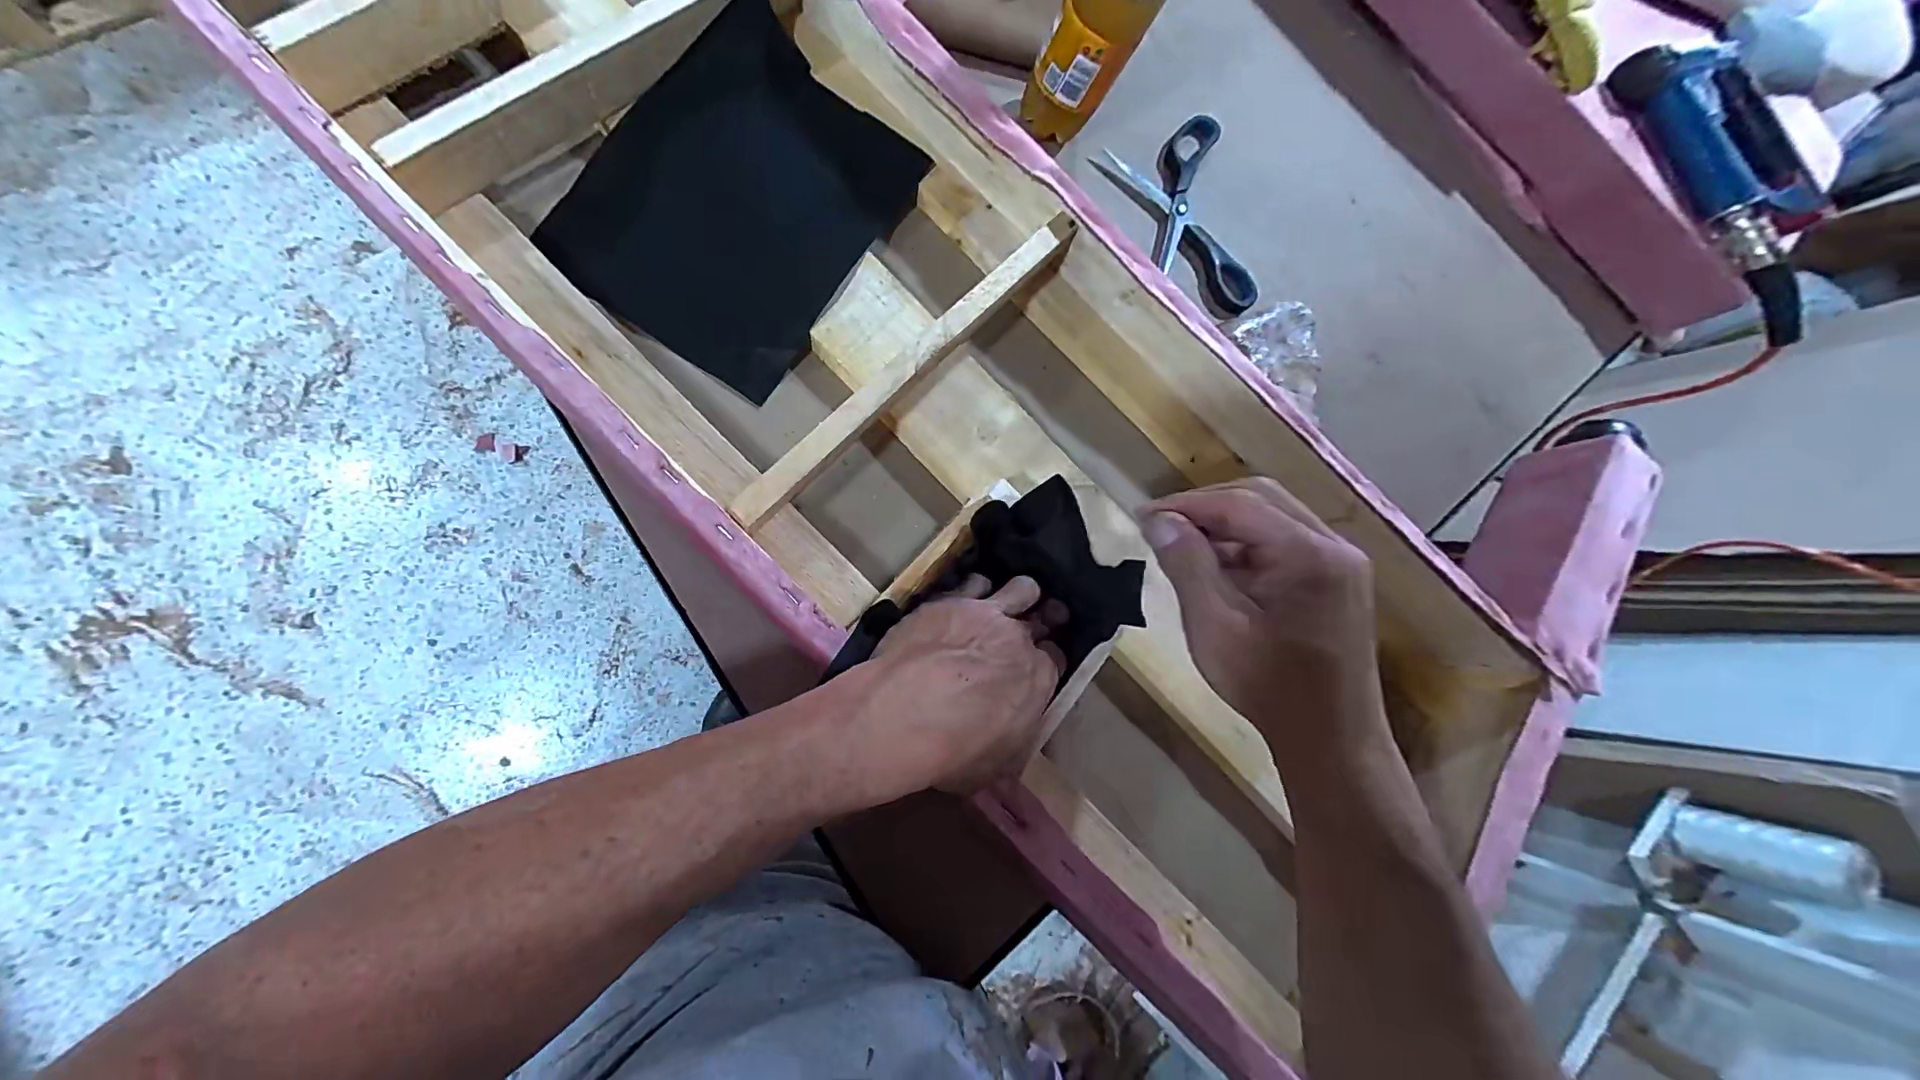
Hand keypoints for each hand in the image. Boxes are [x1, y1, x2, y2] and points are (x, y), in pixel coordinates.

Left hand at [850, 576, 1065, 794]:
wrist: (905, 714)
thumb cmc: (956, 751)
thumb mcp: (995, 769)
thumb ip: (1010, 754)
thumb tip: (1009, 760)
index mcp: (1038, 678)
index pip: (1056, 658)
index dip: (1047, 658)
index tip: (1037, 663)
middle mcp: (1018, 639)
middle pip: (1044, 617)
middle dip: (1046, 617)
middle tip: (1040, 618)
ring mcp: (985, 614)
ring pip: (1020, 588)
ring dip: (1019, 593)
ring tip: (1009, 599)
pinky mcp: (950, 601)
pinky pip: (974, 582)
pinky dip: (975, 588)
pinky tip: (965, 596)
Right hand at [1141, 478, 1386, 764]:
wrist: (1330, 739)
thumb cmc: (1267, 687)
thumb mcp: (1213, 625)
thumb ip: (1187, 565)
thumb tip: (1159, 520)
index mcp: (1308, 554)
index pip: (1238, 505)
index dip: (1185, 504)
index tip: (1142, 515)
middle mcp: (1334, 546)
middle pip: (1261, 499)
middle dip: (1206, 507)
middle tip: (1161, 525)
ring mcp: (1341, 562)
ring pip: (1274, 517)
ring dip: (1226, 525)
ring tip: (1182, 546)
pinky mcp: (1338, 579)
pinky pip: (1286, 542)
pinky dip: (1247, 545)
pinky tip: (1218, 567)